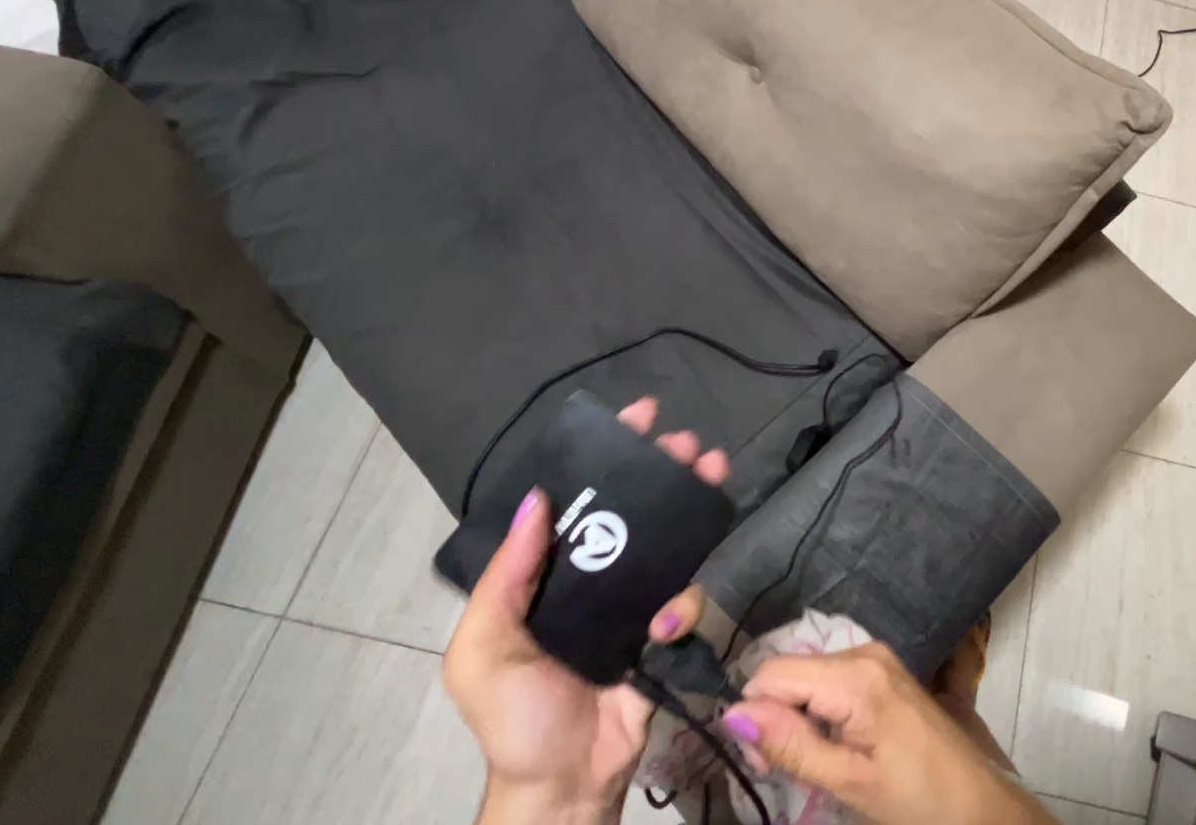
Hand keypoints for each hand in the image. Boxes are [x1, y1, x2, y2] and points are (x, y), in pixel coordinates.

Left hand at [443, 397, 726, 824]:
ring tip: (710, 471)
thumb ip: (507, 576)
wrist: (569, 779)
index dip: (607, 455)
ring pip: (669, 537)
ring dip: (692, 502)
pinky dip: (686, 600)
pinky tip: (669, 622)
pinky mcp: (668, 627)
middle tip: (685, 443)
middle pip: (633, 507)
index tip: (638, 417)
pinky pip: (687, 594)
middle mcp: (595, 575)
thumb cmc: (516, 715)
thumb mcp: (485, 648)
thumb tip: (538, 498)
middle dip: (661, 468)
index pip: (579, 499)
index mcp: (547, 573)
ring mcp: (635, 599)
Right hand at [724, 643, 1056, 824]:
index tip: (762, 760)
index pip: (773, 673)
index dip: (755, 716)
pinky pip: (828, 678)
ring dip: (795, 715)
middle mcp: (862, 649)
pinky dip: (817, 708)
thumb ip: (790, 744)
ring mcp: (874, 655)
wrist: (977, 800)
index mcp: (855, 674)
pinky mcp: (880, 667)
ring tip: (815, 759)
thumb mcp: (848, 780)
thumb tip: (732, 715)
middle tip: (787, 767)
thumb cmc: (916, 797)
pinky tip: (833, 741)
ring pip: (805, 674)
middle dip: (774, 716)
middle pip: (788, 671)